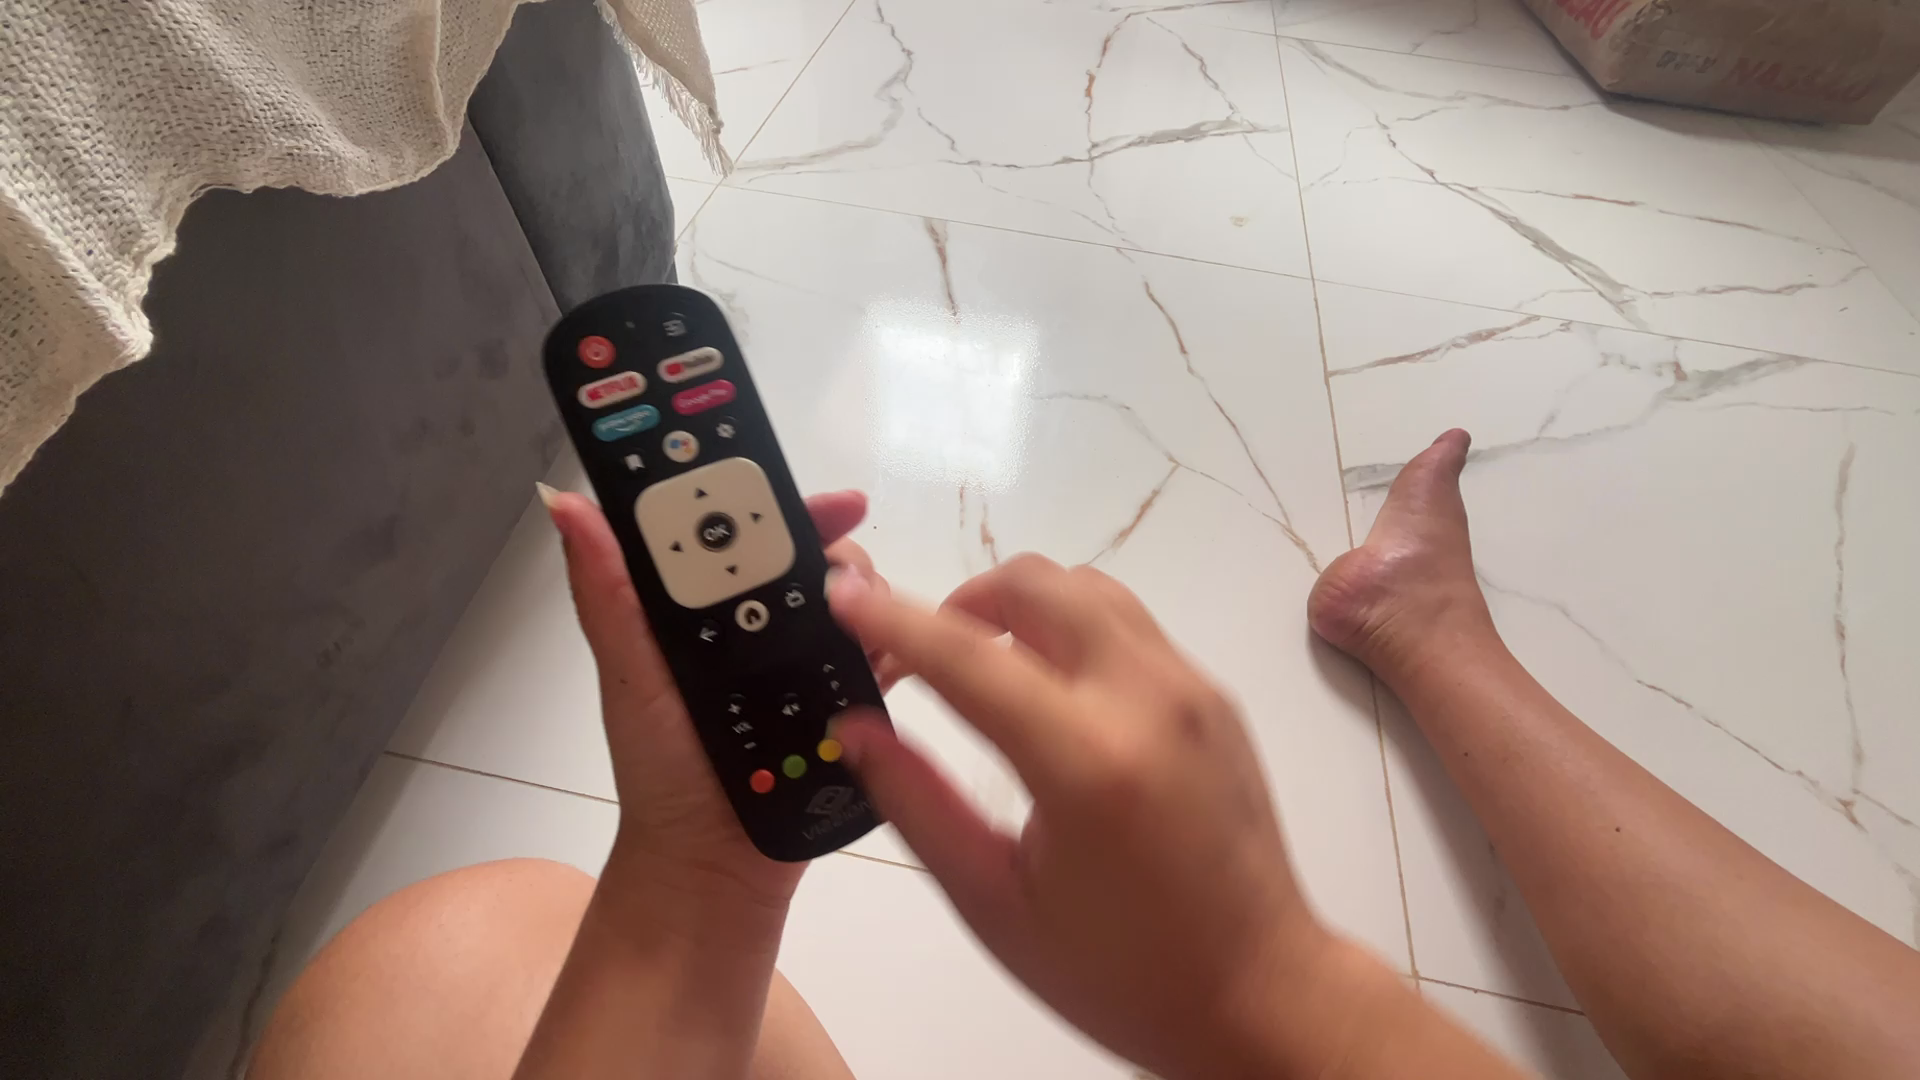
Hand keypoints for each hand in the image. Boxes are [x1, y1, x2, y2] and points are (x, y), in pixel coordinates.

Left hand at [541, 485, 890, 913]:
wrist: (718, 862)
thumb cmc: (663, 769)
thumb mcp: (630, 676)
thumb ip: (609, 597)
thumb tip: (565, 503)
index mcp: (704, 610)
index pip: (738, 532)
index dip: (769, 498)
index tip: (810, 488)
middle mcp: (757, 626)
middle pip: (805, 557)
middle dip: (832, 545)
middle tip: (847, 556)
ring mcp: (803, 660)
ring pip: (848, 599)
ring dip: (865, 592)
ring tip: (870, 614)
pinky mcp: (840, 695)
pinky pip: (875, 651)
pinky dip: (891, 638)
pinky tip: (898, 642)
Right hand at [826, 555, 1342, 1078]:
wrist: (1263, 989)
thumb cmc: (1119, 968)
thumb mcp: (993, 901)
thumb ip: (915, 802)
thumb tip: (857, 728)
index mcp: (1087, 762)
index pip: (969, 658)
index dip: (895, 620)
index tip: (845, 596)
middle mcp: (1147, 698)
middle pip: (1035, 584)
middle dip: (960, 599)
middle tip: (924, 653)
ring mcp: (1189, 685)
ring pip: (1083, 585)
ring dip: (1017, 602)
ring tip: (983, 660)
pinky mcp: (1210, 690)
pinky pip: (1122, 619)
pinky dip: (1065, 623)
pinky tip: (1049, 683)